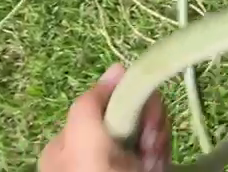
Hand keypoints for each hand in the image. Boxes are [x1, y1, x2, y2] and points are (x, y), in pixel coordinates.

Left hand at [39, 63, 169, 171]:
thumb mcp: (85, 148)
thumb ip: (91, 106)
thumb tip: (117, 67)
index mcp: (65, 144)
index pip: (108, 98)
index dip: (129, 100)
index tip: (142, 112)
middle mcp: (87, 152)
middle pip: (131, 112)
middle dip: (148, 123)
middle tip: (147, 146)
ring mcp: (115, 164)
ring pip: (149, 128)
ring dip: (158, 140)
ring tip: (154, 162)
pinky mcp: (139, 169)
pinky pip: (157, 147)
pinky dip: (162, 155)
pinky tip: (158, 166)